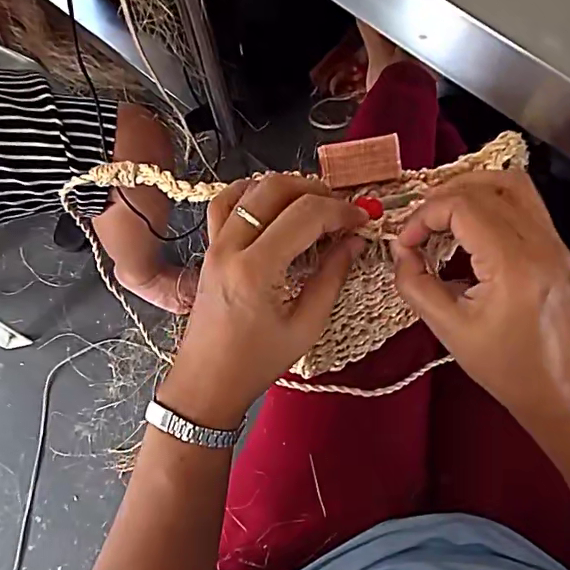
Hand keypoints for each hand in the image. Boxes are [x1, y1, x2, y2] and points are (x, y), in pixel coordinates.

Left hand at [158, 175, 367, 429]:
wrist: (206, 382)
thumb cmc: (256, 363)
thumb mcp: (306, 326)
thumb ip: (332, 277)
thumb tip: (355, 242)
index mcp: (256, 270)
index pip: (305, 215)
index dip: (340, 211)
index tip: (362, 220)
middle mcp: (230, 248)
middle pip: (275, 189)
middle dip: (316, 191)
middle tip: (341, 210)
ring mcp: (214, 245)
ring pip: (248, 189)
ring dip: (285, 187)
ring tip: (312, 203)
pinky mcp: (209, 249)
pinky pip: (224, 205)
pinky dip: (250, 193)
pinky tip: (273, 204)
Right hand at [392, 168, 569, 425]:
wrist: (559, 387)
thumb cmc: (506, 367)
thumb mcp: (449, 330)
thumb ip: (416, 284)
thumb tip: (400, 251)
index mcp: (514, 265)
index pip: (463, 207)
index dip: (425, 216)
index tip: (407, 242)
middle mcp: (540, 243)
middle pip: (487, 186)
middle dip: (443, 197)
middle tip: (420, 224)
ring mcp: (554, 242)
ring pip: (512, 183)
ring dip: (471, 188)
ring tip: (442, 212)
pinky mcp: (556, 246)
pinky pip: (524, 202)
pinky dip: (491, 200)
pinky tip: (469, 226)